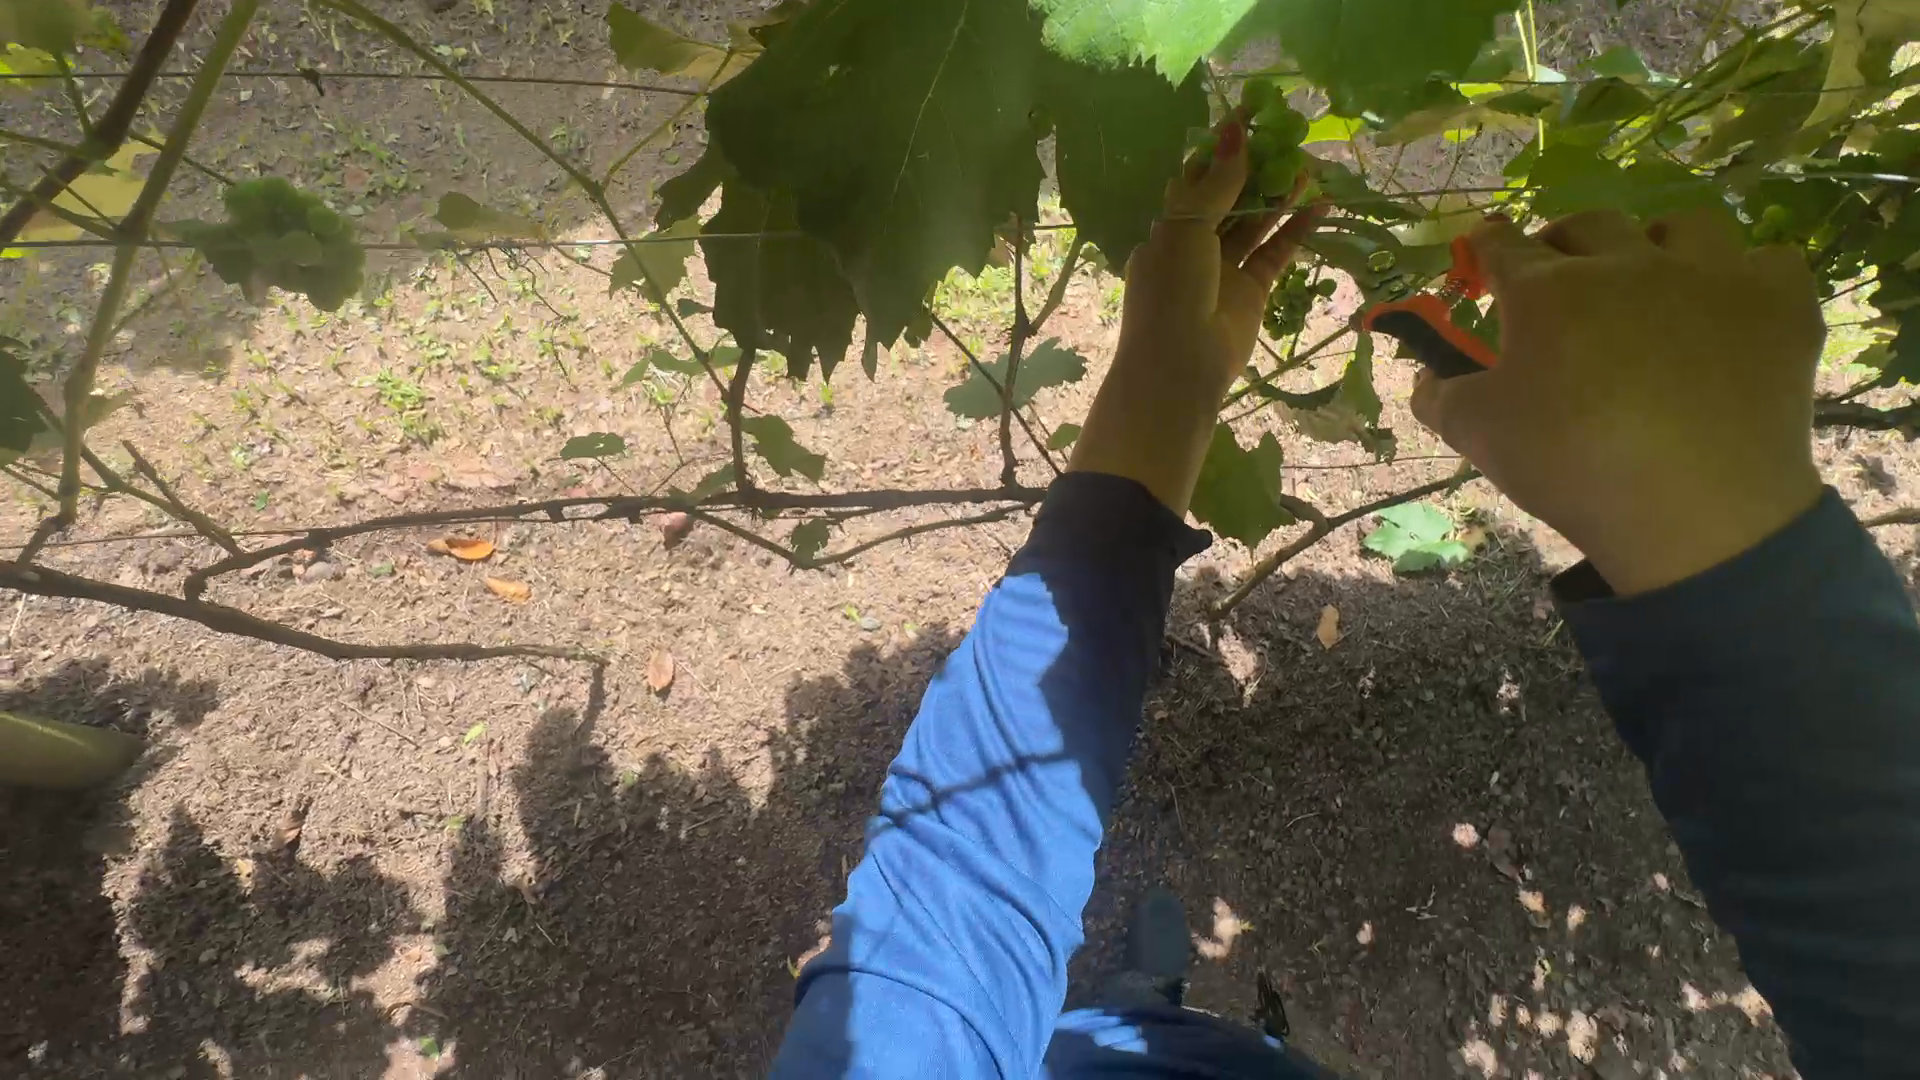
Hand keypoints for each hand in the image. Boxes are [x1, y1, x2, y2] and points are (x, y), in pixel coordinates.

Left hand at [1068, 114, 1322, 514]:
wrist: (1180, 365)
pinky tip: (1321, 203)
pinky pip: (1276, 252)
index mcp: (1166, 234)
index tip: (1250, 116)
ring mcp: (1223, 271)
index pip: (1195, 182)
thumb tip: (1236, 133)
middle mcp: (1193, 249)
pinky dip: (1296, 229)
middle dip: (1255, 169)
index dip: (1220, 152)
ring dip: (1278, 196)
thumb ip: (1214, 185)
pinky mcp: (1251, 292)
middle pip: (1228, 200)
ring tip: (1308, 164)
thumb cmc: (1171, 294)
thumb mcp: (1186, 231)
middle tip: (1289, 135)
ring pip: (1255, 224)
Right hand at [1412, 209, 1825, 594]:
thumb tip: (1427, 378)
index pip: (1502, 247)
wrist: (1688, 503)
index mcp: (1545, 292)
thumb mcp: (1469, 431)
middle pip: (1588, 224)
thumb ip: (1435, 395)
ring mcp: (1712, 275)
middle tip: (1547, 274)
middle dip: (1558, 241)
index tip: (1478, 247)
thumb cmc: (1561, 459)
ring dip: (1646, 244)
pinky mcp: (1780, 302)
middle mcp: (1627, 264)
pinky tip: (1714, 309)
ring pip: (1679, 225)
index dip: (1484, 244)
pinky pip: (1760, 259)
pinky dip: (1731, 275)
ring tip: (1637, 279)